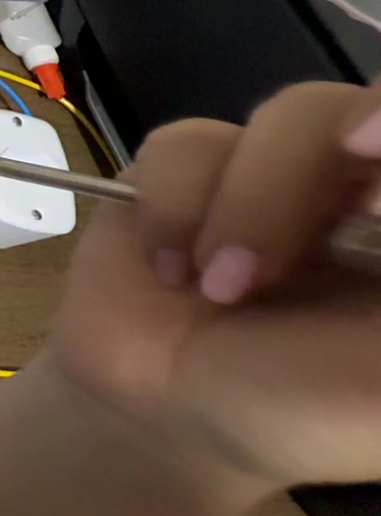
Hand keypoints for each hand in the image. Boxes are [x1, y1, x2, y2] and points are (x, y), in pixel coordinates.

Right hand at [46, 81, 380, 492]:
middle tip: (350, 197)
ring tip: (218, 286)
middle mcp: (374, 185)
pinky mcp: (180, 172)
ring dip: (247, 206)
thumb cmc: (306, 408)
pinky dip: (169, 208)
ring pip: (292, 116)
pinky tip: (168, 268)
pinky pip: (182, 145)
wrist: (157, 411)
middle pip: (380, 104)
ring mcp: (278, 171)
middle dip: (342, 160)